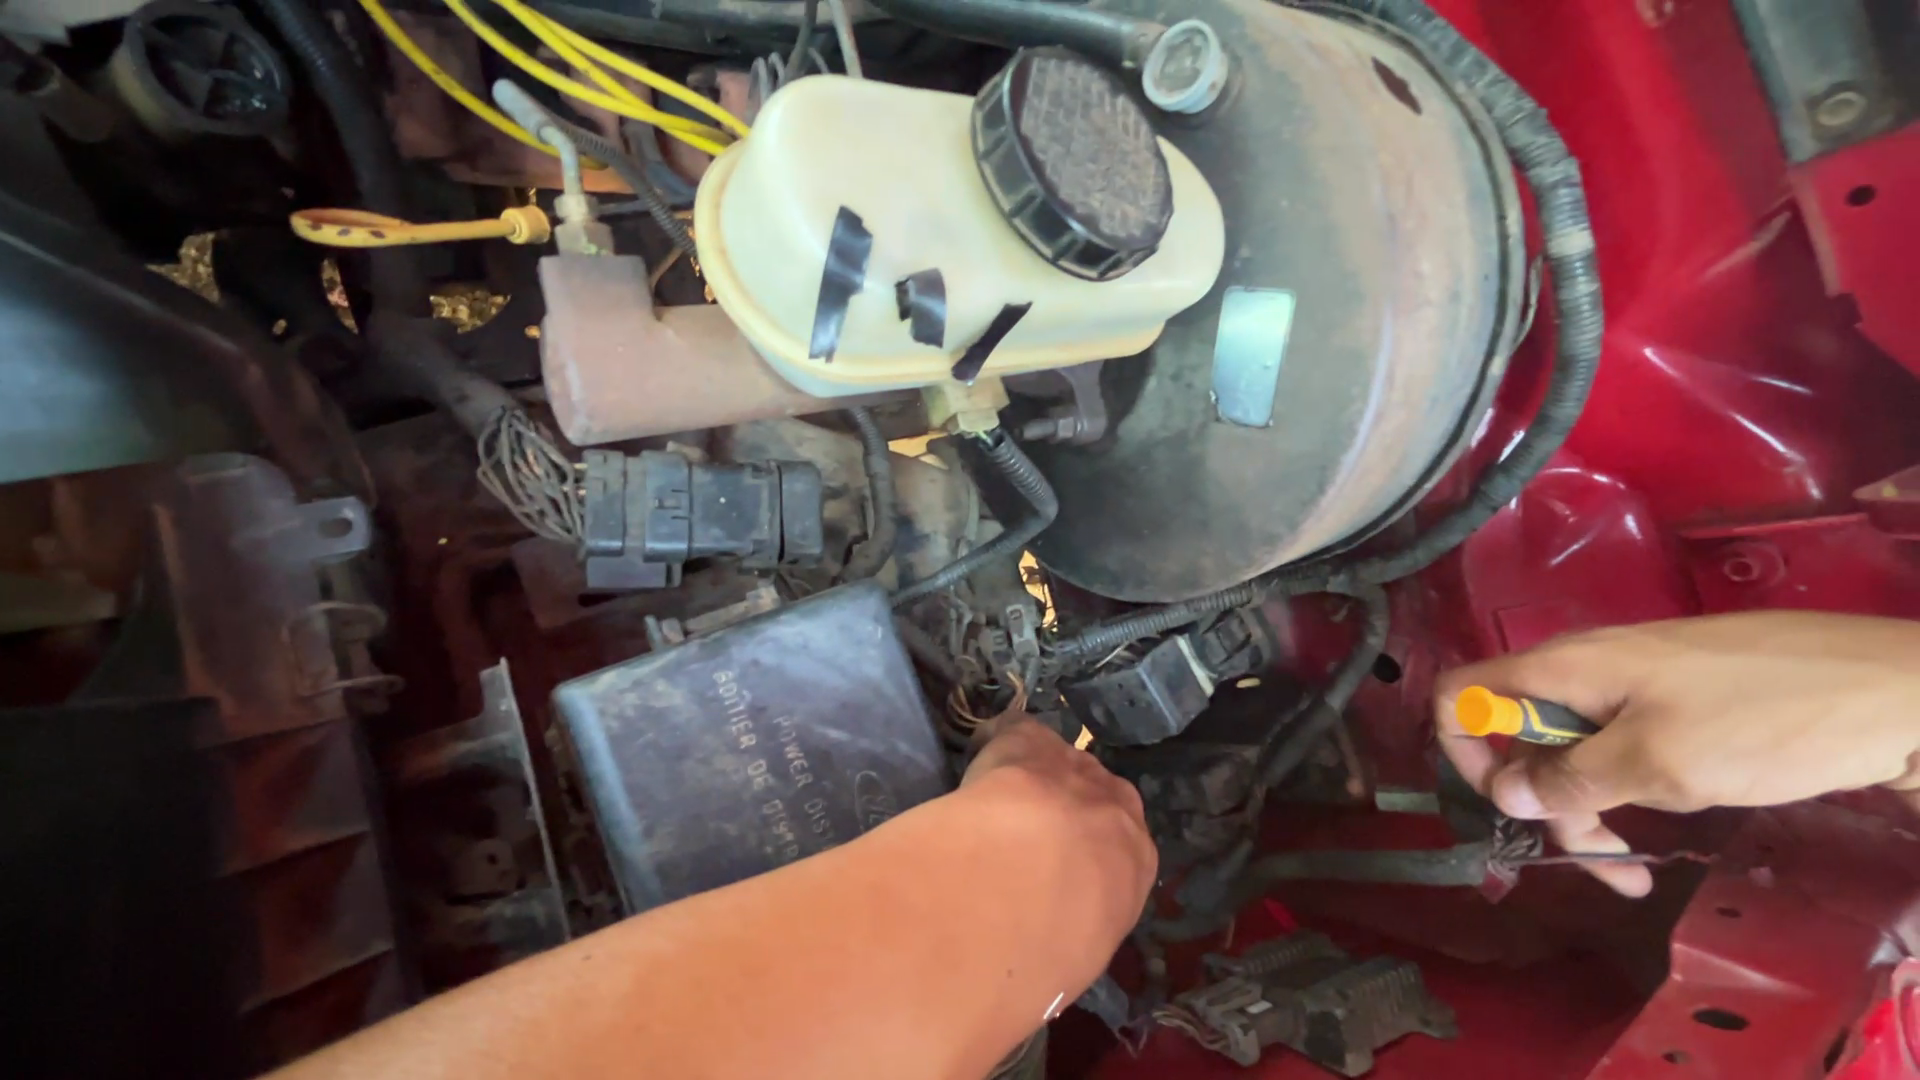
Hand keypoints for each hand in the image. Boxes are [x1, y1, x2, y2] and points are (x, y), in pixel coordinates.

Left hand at [958, 719, 1157, 989]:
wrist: (1031, 870)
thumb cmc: (1064, 934)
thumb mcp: (1084, 949)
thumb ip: (1079, 925)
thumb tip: (1054, 935)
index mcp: (1139, 857)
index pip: (1123, 848)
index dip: (1091, 854)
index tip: (1064, 867)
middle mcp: (1114, 801)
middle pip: (1096, 795)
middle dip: (1070, 807)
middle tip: (1031, 834)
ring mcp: (1072, 764)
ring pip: (1057, 764)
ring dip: (1035, 779)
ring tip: (998, 804)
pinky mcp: (1030, 738)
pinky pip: (1018, 733)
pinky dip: (998, 745)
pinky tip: (977, 766)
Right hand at [1435, 612, 1919, 896]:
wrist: (1904, 685)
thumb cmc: (1765, 719)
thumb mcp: (1658, 764)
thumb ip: (1569, 781)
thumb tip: (1504, 793)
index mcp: (1558, 669)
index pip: (1461, 695)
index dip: (1459, 747)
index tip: (1506, 802)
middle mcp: (1577, 670)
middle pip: (1518, 733)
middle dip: (1543, 799)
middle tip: (1598, 859)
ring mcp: (1626, 681)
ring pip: (1571, 745)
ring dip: (1590, 803)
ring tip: (1639, 863)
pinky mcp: (1670, 694)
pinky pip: (1617, 740)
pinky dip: (1627, 784)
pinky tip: (1677, 810)